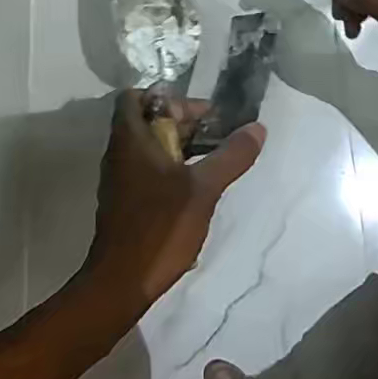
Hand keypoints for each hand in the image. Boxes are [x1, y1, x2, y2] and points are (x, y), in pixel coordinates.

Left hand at [82, 90, 266, 308]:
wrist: (122, 281)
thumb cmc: (160, 226)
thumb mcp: (204, 188)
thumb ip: (231, 155)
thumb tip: (257, 128)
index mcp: (131, 139)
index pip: (136, 96)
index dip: (167, 96)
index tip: (201, 112)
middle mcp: (120, 153)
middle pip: (148, 121)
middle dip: (184, 122)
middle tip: (221, 134)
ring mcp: (121, 178)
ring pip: (150, 147)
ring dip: (182, 146)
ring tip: (217, 158)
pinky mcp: (127, 201)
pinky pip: (149, 170)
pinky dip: (173, 168)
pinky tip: (200, 187)